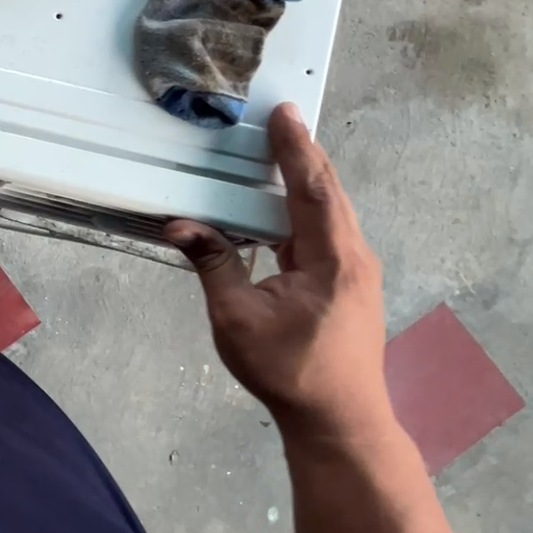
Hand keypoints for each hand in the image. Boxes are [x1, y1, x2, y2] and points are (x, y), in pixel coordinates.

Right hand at [165, 103, 392, 441]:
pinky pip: (326, 227)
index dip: (295, 150)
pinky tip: (284, 198)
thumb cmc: (287, 367)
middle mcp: (353, 257)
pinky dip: (306, 201)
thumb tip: (178, 224)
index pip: (313, 191)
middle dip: (305, 152)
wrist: (338, 419)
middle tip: (281, 117)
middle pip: (330, 192)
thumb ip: (213, 263)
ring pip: (332, 209)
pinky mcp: (346, 281)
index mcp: (332, 261)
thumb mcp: (236, 317)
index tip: (282, 114)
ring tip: (281, 146)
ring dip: (307, 175)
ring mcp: (354, 270)